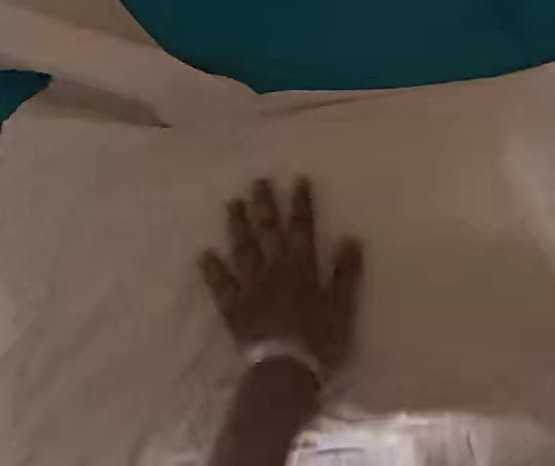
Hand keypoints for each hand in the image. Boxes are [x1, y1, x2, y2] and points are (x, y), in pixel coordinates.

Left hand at [199, 177, 362, 379]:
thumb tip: (351, 239)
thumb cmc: (318, 342)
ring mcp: (251, 288)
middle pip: (269, 231)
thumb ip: (345, 273)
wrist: (283, 375)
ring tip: (232, 204)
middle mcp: (275, 269)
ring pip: (244, 250)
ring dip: (238, 226)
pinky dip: (212, 270)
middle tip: (257, 181)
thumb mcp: (342, 307)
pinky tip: (204, 254)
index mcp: (301, 266)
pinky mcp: (234, 310)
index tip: (298, 179)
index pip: (302, 227)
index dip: (301, 203)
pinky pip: (221, 286)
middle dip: (265, 205)